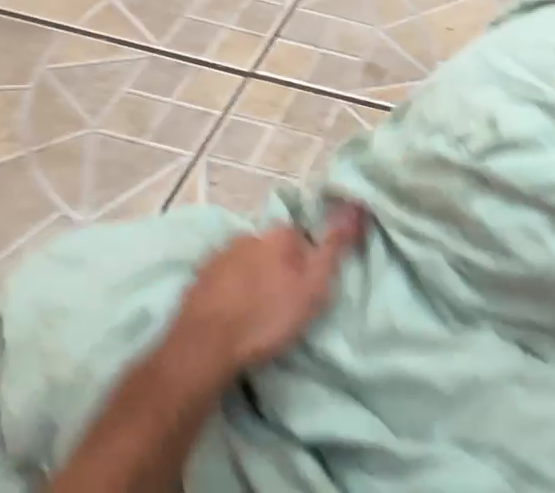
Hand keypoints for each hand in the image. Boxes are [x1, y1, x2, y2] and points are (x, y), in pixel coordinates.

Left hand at [171, 202, 366, 373]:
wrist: (203, 349)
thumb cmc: (266, 318)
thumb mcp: (313, 286)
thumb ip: (335, 247)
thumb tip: (358, 206)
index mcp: (279, 235)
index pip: (302, 237)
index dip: (307, 262)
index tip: (306, 288)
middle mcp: (248, 235)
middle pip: (272, 248)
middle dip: (278, 268)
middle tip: (282, 302)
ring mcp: (218, 257)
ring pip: (246, 262)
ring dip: (252, 279)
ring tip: (254, 311)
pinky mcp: (196, 280)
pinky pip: (222, 279)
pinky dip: (229, 291)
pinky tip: (231, 314)